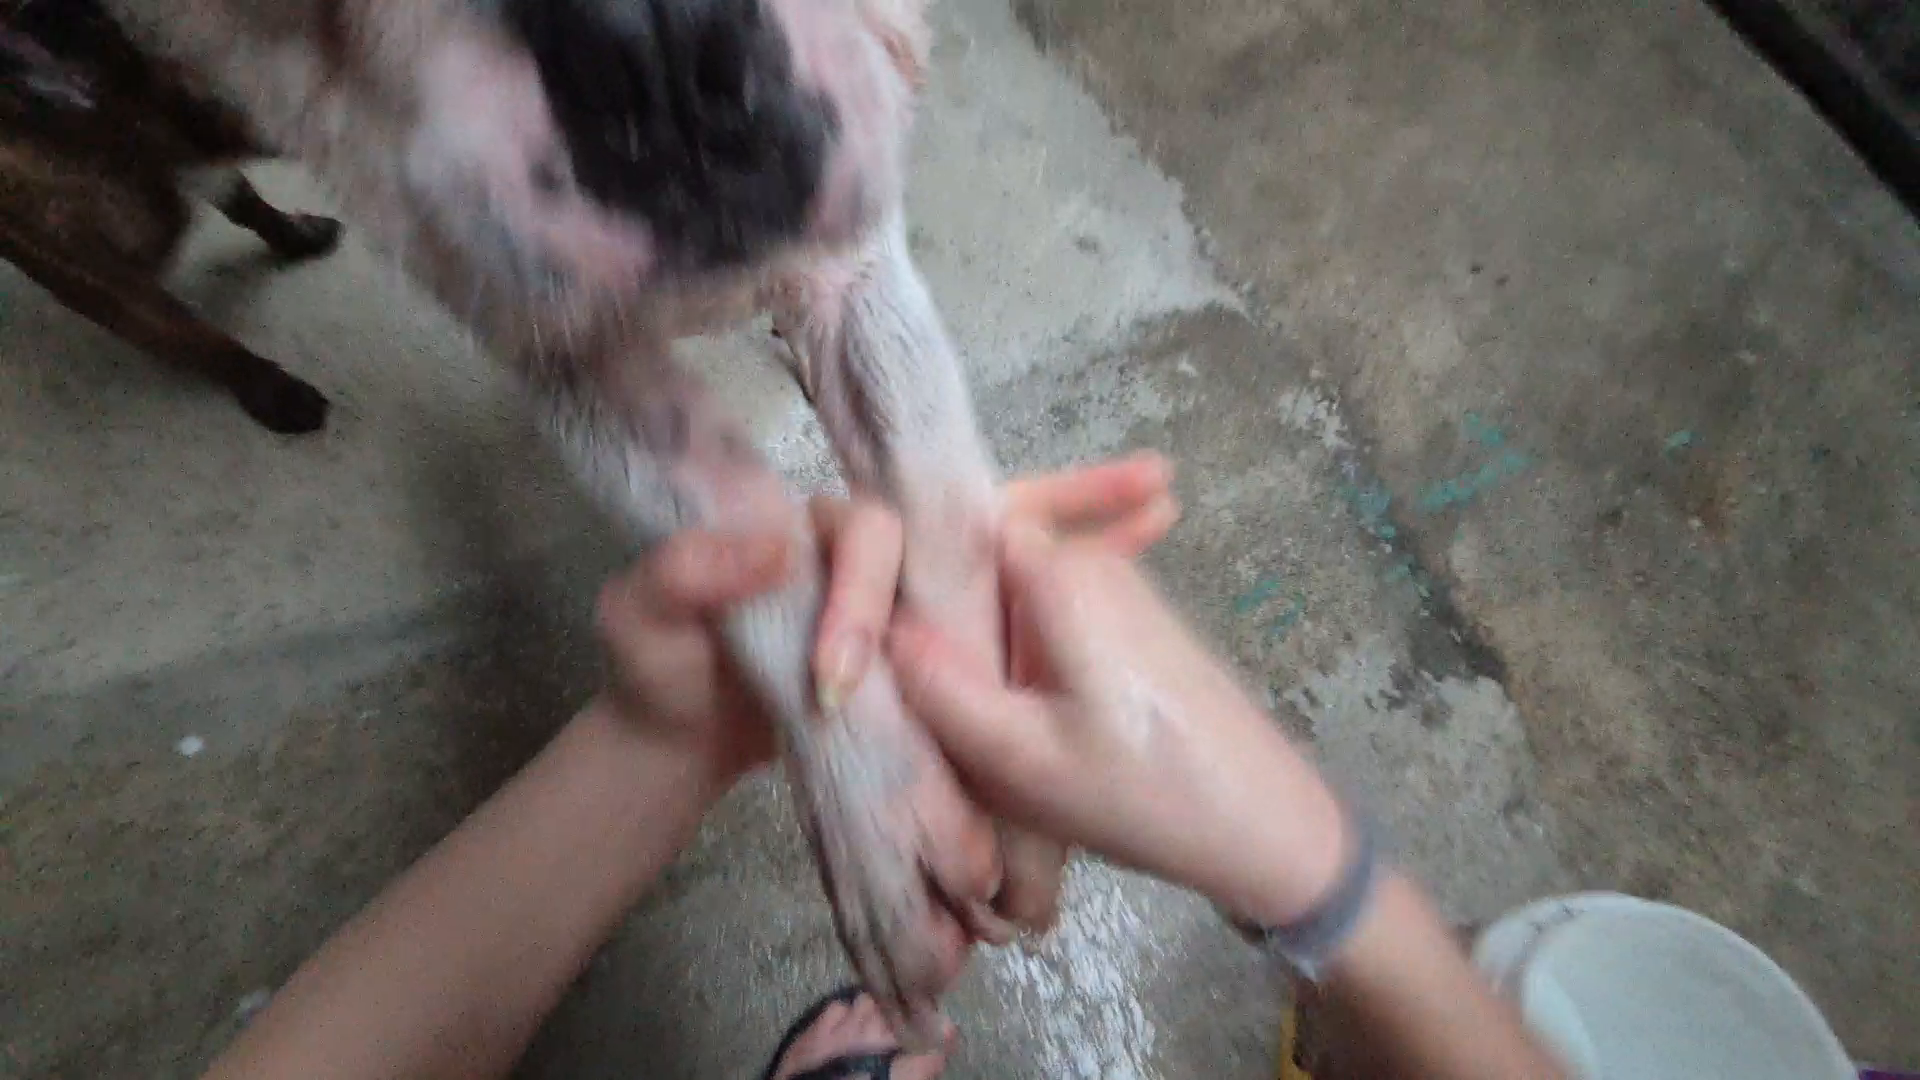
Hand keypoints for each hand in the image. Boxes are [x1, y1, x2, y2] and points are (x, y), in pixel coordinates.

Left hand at [594, 453, 1180, 787]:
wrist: (689, 736)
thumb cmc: (665, 674)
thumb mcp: (643, 625)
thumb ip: (684, 579)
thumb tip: (774, 544)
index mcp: (814, 532)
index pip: (862, 536)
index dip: (864, 597)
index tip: (845, 683)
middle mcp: (876, 547)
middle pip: (967, 515)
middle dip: (1056, 498)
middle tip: (1143, 481)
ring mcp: (913, 591)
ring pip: (1004, 551)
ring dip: (1083, 528)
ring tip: (1163, 502)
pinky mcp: (934, 637)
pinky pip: (1003, 608)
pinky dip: (1064, 590)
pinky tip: (1133, 564)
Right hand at [887, 522, 1350, 927]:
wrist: (1268, 827)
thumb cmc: (1143, 795)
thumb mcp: (1026, 759)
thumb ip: (945, 690)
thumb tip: (881, 626)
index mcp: (1062, 573)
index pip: (961, 524)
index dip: (915, 562)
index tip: (872, 611)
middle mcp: (1089, 561)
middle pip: (988, 555)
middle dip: (948, 601)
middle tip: (911, 668)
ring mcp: (1117, 586)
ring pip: (1018, 586)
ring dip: (986, 626)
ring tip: (959, 689)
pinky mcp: (1131, 618)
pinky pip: (1051, 609)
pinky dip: (1023, 640)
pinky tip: (1016, 693)